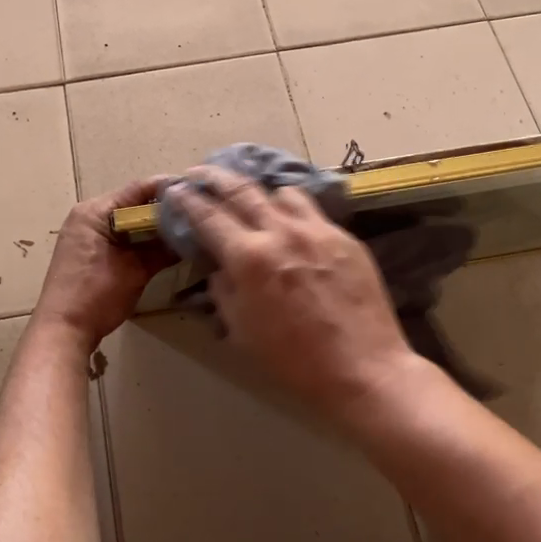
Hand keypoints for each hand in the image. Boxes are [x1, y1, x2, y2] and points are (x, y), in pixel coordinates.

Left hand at [32, 177, 178, 348]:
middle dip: (162, 209)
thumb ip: (162, 250)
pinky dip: (138, 239)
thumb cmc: (96, 296)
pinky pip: (118, 235)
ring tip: (185, 228)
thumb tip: (192, 237)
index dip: (167, 189)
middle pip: (132, 204)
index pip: (137, 190)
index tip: (195, 190)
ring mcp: (86, 232)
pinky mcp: (88, 249)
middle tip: (194, 212)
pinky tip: (162, 245)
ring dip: (152, 226)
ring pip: (126, 220)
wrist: (63, 331)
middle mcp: (88, 215)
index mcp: (95, 212)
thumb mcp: (135, 271)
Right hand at [169, 165, 417, 416]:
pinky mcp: (344, 237)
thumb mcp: (241, 330)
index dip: (188, 199)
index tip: (177, 190)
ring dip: (260, 192)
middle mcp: (280, 232)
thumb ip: (223, 289)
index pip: (208, 215)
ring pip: (280, 192)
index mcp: (249, 258)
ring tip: (254, 199)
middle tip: (199, 172)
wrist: (364, 369)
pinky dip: (292, 210)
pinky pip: (312, 211)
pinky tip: (292, 225)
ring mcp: (316, 230)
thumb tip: (219, 265)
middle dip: (214, 176)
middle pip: (241, 189)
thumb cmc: (294, 360)